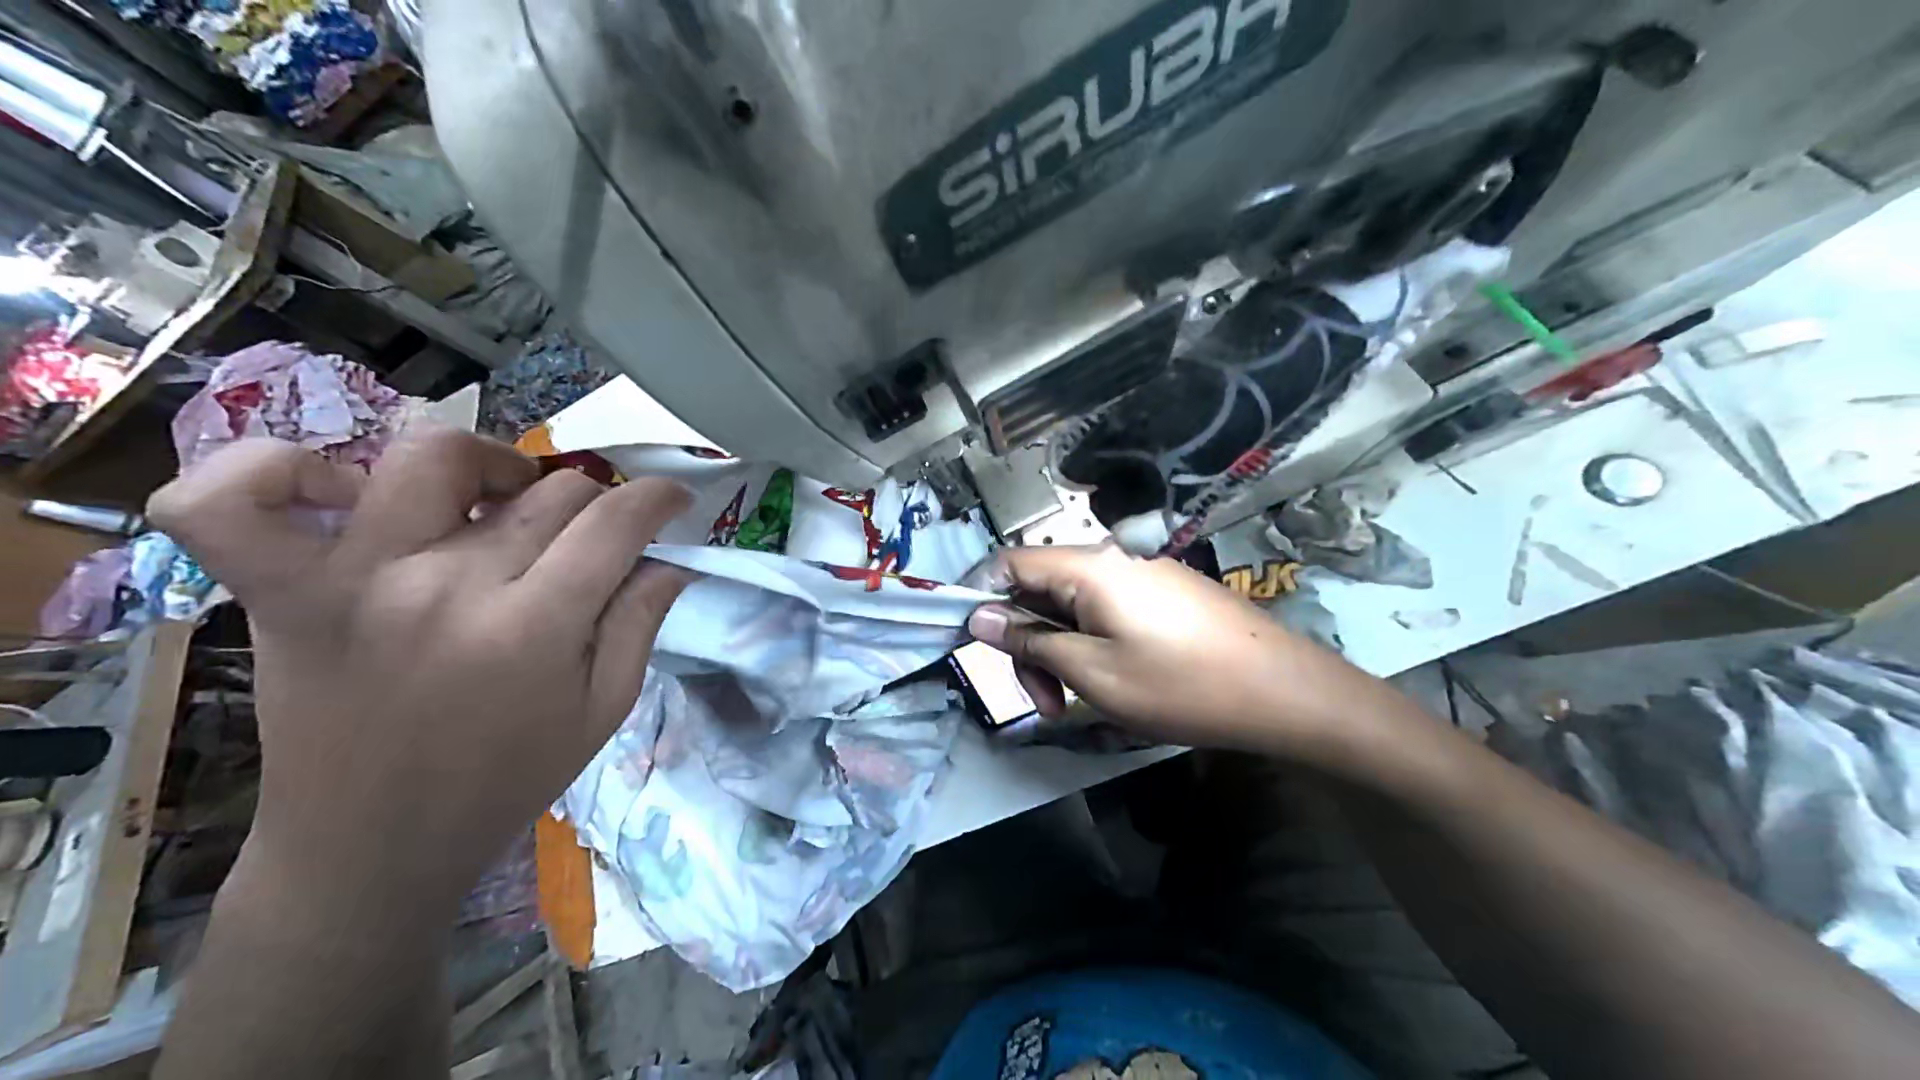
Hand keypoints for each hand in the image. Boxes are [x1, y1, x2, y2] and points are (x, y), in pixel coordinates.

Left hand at [147, 431, 694, 912]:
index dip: (657, 498)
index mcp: (530, 630)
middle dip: (596, 499)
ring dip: (489, 463)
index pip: (613, 522)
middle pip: (546, 491)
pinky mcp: (279, 593)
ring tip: (501, 497)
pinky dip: (271, 470)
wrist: (371, 848)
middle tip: (599, 531)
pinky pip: (225, 502)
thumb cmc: (506, 780)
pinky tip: (342, 491)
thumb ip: (640, 623)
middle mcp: (444, 587)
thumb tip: (666, 557)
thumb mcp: (603, 710)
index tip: (673, 500)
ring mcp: (352, 581)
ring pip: (430, 457)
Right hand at [966, 545, 1399, 755]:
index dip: (982, 598)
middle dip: (1028, 643)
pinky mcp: (1163, 595)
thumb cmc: (1181, 685)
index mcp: (1088, 567)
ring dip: (1060, 651)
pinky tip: (1110, 682)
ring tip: (1076, 703)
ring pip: (1072, 605)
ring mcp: (1141, 576)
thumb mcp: (1092, 671)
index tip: (979, 648)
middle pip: (1040, 588)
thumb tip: (979, 617)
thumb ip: (1029, 640)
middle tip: (1045, 702)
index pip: (1009, 562)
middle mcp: (1111, 559)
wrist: (1286, 693)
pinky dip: (1090, 644)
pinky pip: (1105, 610)